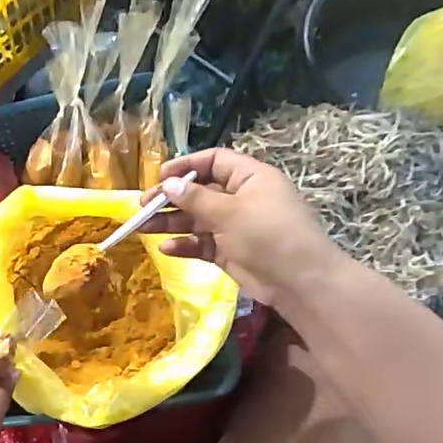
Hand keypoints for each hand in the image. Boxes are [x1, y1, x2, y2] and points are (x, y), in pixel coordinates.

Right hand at [139, 149, 344, 306]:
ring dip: (172, 223)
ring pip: (198, 220)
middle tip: (143, 206)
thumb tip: (169, 183)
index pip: (214, 161)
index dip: (186, 166)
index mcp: (249, 178)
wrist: (299, 281)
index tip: (160, 176)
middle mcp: (242, 198)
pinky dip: (186, 245)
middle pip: (200, 192)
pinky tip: (167, 249)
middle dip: (172, 199)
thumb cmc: (268, 234)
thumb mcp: (230, 211)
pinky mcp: (231, 252)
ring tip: (144, 227)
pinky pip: (203, 244)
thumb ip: (196, 198)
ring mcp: (236, 227)